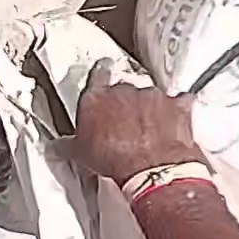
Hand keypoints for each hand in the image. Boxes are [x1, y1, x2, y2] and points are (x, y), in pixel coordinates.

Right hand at [69, 61, 205, 185]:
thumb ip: (68, 144)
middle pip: (124, 88)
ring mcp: (152, 95)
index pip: (97, 75)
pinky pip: (180, 101)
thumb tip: (57, 147)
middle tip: (124, 120)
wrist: (149, 168)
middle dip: (125, 101)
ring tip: (148, 128)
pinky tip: (177, 119)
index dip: (101, 74)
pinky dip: (178, 109)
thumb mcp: (80, 153)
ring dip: (150, 106)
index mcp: (96, 97)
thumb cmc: (113, 157)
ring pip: (150, 94)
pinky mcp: (176, 105)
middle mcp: (123, 90)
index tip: (103, 71)